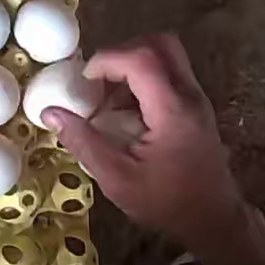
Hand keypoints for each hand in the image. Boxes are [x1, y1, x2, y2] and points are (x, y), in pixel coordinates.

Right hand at [40, 33, 244, 243]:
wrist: (214, 220)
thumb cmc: (167, 202)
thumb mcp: (117, 178)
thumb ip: (83, 142)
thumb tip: (50, 114)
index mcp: (173, 109)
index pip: (141, 59)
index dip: (107, 59)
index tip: (84, 81)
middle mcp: (190, 95)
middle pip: (160, 44)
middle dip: (123, 53)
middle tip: (99, 80)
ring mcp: (197, 100)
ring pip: (167, 57)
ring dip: (133, 68)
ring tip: (109, 102)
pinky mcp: (196, 109)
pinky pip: (170, 76)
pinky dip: (144, 82)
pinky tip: (126, 115)